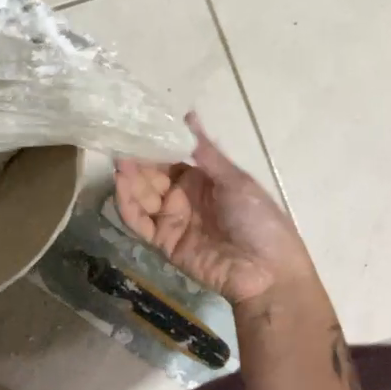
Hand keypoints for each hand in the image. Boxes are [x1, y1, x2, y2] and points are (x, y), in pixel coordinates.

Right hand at [113, 114, 312, 305]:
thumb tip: (188, 115)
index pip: (168, 158)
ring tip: (120, 165)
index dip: (151, 145)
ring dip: (129, 180)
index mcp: (200, 180)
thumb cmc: (260, 222)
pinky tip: (121, 188)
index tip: (134, 130)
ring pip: (141, 196)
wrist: (270, 274)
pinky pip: (139, 222)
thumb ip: (206, 152)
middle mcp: (181, 197)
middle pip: (150, 176)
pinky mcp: (162, 241)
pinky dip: (126, 205)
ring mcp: (171, 219)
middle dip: (136, 161)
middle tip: (120, 146)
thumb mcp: (236, 181)